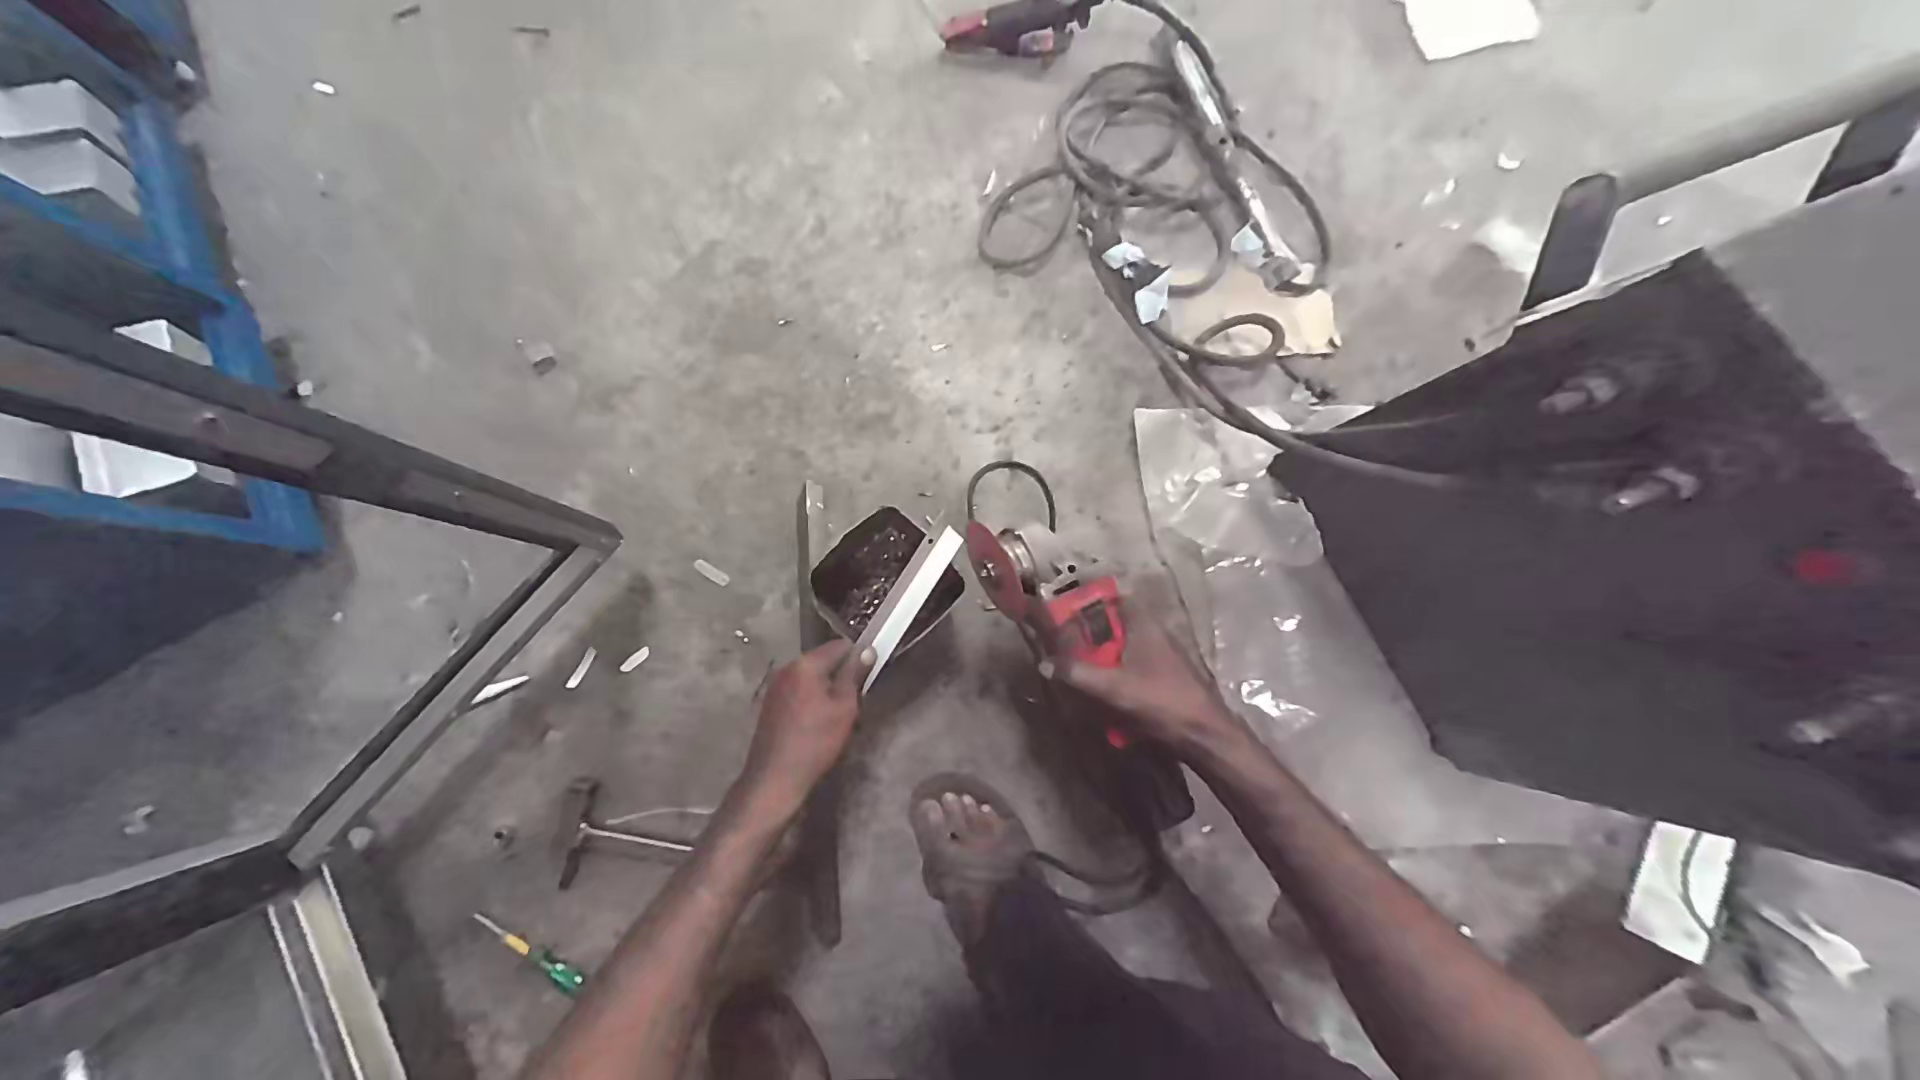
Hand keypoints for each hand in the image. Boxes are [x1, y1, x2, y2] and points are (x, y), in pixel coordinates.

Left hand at [742, 640, 874, 802]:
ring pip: (810, 679)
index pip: (839, 646)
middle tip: (854, 701)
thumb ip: (855, 675)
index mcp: (804, 664)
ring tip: (836, 716)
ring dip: (826, 690)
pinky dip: (810, 701)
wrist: (775, 778)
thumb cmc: (815, 741)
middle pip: (823, 662)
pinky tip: (816, 724)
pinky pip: (798, 693)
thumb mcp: (844, 707)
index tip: (868, 676)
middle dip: (840, 676)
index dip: (858, 656)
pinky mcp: (769, 705)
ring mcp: (775, 687)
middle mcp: (786, 669)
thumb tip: (867, 650)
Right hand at [1050, 613, 1249, 759]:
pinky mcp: (1167, 673)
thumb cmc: (1162, 702)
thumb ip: (1077, 673)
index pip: (1112, 594)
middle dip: (1089, 631)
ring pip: (1123, 643)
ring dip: (1102, 654)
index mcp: (1144, 623)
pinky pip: (1133, 662)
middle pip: (1114, 620)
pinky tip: (1106, 690)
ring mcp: (1164, 652)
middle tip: (1065, 644)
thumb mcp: (1113, 688)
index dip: (1087, 597)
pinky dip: (1117, 670)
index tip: (1064, 608)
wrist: (1206, 736)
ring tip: (1080, 668)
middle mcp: (1155, 630)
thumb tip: (1044, 663)